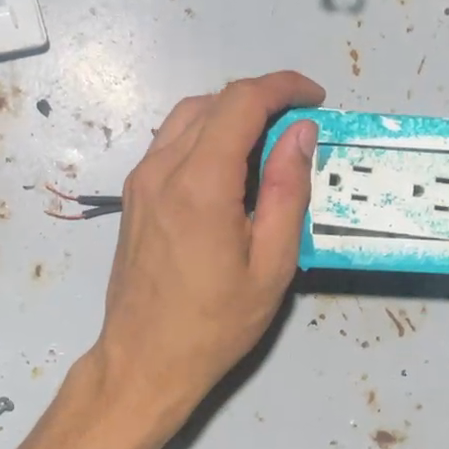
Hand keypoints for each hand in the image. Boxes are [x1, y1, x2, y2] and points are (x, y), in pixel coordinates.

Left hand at [90, 71, 323, 424]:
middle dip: (261, 99)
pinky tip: (230, 169)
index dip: (283, 87)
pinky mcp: (133, 196)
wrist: (143, 361)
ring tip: (268, 144)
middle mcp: (162, 169)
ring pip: (187, 117)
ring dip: (231, 114)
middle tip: (298, 126)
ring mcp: (140, 180)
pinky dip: (205, 135)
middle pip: (213, 102)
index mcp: (200, 184)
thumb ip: (287, 191)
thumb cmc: (215, 324)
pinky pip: (170, 143)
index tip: (315, 98)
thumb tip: (300, 133)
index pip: (242, 102)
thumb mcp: (271, 265)